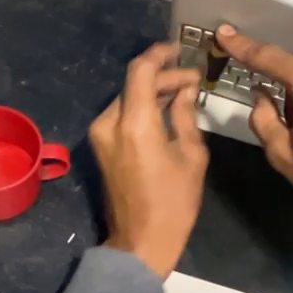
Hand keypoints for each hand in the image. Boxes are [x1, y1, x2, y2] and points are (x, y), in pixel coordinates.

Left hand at [91, 43, 208, 278]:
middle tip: (192, 81)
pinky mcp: (100, 146)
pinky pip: (122, 115)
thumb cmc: (174, 203)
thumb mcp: (191, 155)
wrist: (141, 242)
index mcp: (134, 124)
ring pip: (127, 98)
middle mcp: (110, 123)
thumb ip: (185, 115)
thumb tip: (185, 89)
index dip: (160, 54)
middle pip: (133, 84)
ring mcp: (100, 135)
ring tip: (182, 94)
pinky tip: (165, 111)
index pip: (140, 71)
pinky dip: (142, 108)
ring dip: (152, 92)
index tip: (180, 51)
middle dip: (162, 77)